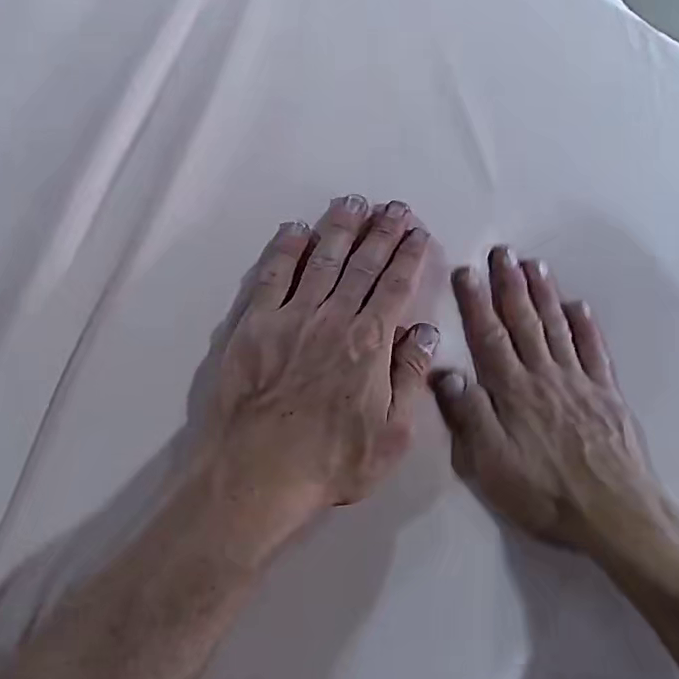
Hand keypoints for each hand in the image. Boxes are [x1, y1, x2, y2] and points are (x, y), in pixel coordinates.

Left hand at [197, 195, 437, 540]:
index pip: (396, 286)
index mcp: (370, 344)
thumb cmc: (329, 463)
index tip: (418, 232)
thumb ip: (411, 378)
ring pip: (321, 260)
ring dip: (340, 228)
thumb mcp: (391, 435)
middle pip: (363, 264)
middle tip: (394, 207)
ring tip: (353, 203)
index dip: (409, 256)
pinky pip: (272, 275)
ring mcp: (291, 317)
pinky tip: (297, 229)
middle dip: (383, 232)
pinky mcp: (253, 324)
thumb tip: (425, 332)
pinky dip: (286, 248)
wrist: (253, 476)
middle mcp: (334, 319)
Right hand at [434, 247, 672, 560]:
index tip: (466, 271)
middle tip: (502, 252)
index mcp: (514, 391)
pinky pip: (595, 350)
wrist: (614, 512)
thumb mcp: (492, 465)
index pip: (489, 338)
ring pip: (558, 327)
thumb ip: (469, 416)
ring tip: (535, 264)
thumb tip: (444, 371)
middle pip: (524, 322)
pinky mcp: (607, 393)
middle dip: (510, 285)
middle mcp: (546, 375)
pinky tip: (579, 305)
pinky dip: (586, 325)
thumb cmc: (545, 493)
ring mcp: (580, 381)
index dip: (476, 303)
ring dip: (544, 294)